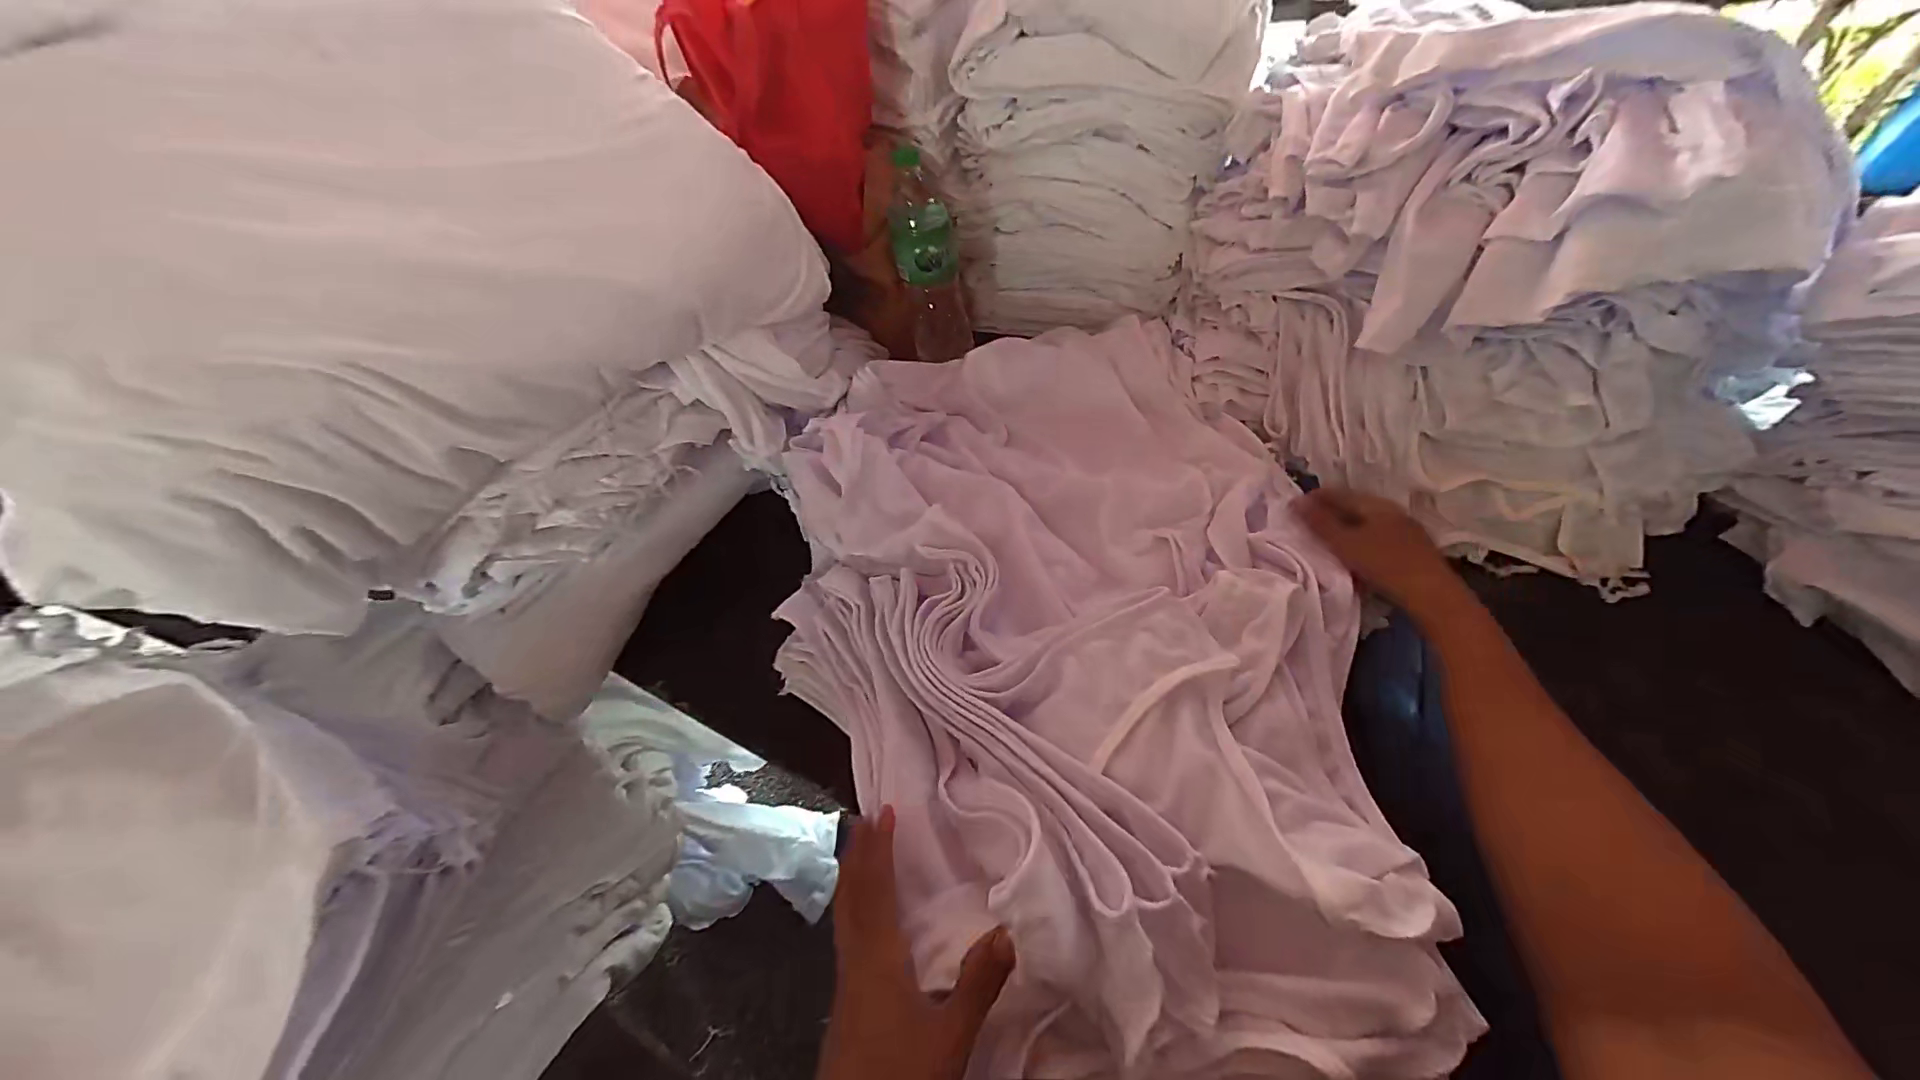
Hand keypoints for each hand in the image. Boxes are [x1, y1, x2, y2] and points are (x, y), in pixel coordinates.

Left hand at [818, 807, 1015, 1079]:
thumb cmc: (900, 1075)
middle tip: (862, 819)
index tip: (883, 813)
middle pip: (851, 896)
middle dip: (857, 854)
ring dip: (851, 878)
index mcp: (877, 959)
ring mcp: (844, 983)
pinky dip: (852, 907)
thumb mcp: (950, 1036)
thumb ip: (978, 984)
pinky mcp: (844, 1002)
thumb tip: (1006, 930)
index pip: (876, 891)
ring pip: (843, 915)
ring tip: (858, 854)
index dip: (879, 850)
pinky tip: (862, 921)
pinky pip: (846, 934)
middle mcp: (854, 962)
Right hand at [1295, 488, 1467, 621]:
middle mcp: (1391, 509)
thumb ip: (1319, 522)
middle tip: (1307, 524)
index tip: (1293, 510)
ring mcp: (1404, 526)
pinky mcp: (1412, 545)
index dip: (1313, 498)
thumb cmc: (1383, 564)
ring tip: (1327, 539)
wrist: (1432, 594)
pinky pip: (1377, 532)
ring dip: (1345, 525)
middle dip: (1329, 511)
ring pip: (1366, 519)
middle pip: (1353, 504)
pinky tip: (1355, 550)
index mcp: (1374, 503)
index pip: (1337, 492)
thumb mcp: (1344, 543)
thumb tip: (1296, 501)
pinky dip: (1360, 536)